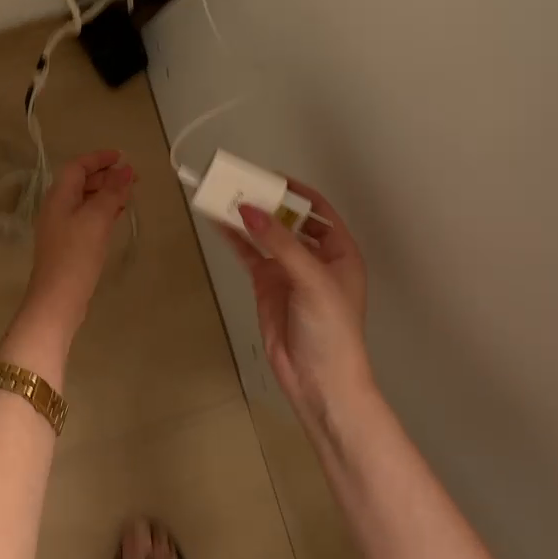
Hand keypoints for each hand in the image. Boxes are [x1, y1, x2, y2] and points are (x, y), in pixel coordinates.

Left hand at [9, 150, 135, 356]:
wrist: (58, 299)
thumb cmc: (76, 255)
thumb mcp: (96, 219)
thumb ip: (111, 193)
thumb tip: (125, 170)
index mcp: (59, 196)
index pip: (77, 166)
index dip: (98, 158)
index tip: (122, 157)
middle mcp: (57, 207)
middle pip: (80, 181)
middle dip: (106, 175)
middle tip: (133, 177)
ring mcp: (61, 227)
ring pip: (85, 200)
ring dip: (106, 193)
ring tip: (130, 194)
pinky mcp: (68, 244)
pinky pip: (87, 217)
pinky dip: (103, 211)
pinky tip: (117, 215)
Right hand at [214, 180, 372, 428]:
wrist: (319, 381)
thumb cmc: (331, 330)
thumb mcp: (312, 281)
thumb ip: (280, 243)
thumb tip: (249, 209)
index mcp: (340, 252)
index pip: (318, 211)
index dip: (296, 191)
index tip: (268, 176)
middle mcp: (315, 257)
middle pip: (288, 219)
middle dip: (266, 202)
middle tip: (239, 184)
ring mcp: (289, 270)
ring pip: (265, 234)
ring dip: (247, 217)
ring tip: (221, 197)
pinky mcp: (267, 284)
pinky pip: (249, 253)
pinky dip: (234, 238)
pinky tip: (218, 223)